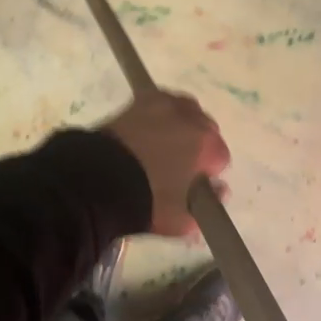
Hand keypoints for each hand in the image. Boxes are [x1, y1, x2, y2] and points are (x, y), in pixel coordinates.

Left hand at [101, 90, 230, 237]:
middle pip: (206, 129)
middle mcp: (190, 118)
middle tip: (179, 165)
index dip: (209, 172)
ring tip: (165, 143)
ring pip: (185, 109)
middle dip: (198, 145)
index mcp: (206, 145)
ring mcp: (164, 105)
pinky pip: (160, 101)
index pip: (221, 157)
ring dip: (182, 124)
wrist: (99, 181)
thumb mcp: (181, 219)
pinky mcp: (139, 101)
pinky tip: (149, 129)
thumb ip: (205, 206)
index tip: (195, 185)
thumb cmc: (146, 201)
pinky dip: (160, 113)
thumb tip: (219, 191)